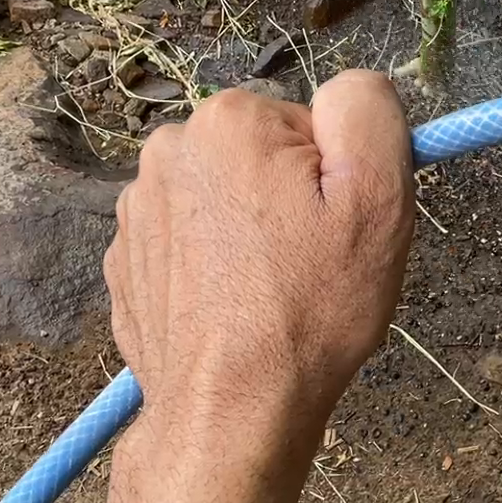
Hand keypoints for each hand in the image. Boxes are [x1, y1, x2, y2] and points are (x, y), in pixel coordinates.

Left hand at [103, 71, 413, 502]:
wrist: (233, 412)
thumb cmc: (312, 309)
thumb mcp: (376, 201)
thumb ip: (370, 114)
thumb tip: (352, 91)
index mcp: (229, 122)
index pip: (308, 127)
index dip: (335, 180)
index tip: (336, 233)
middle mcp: (168, 151)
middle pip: (262, 161)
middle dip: (292, 203)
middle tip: (311, 268)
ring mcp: (136, 212)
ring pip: (225, 204)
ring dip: (252, 236)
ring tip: (273, 297)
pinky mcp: (125, 265)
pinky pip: (190, 248)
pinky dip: (215, 271)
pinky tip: (234, 314)